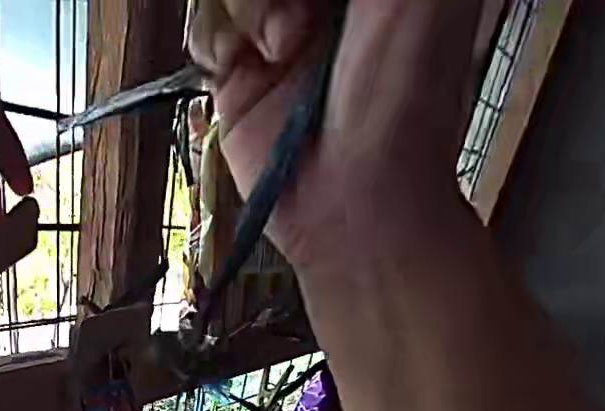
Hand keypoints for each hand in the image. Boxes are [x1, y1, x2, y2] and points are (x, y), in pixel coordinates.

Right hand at [189, 0, 483, 267]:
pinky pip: (204, 30)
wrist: (348, 197)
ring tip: (284, 49)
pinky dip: (216, 39)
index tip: (304, 11)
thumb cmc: (399, 92)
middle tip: (300, 22)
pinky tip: (243, 66)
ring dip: (250, 6)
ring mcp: (271, 33)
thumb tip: (299, 8)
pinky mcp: (233, 80)